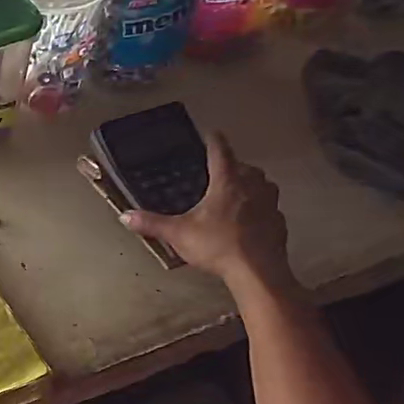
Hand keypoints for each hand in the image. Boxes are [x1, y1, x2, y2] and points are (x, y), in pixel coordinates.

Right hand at [119, 133, 293, 293]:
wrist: (257, 271)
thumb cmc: (217, 245)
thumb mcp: (178, 234)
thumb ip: (151, 224)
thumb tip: (124, 216)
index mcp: (227, 184)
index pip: (221, 154)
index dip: (214, 142)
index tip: (212, 133)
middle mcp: (252, 187)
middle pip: (245, 167)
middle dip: (234, 165)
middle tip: (221, 170)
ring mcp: (270, 204)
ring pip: (262, 184)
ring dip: (251, 183)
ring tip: (237, 190)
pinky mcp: (278, 221)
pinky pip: (269, 206)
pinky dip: (259, 205)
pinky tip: (249, 217)